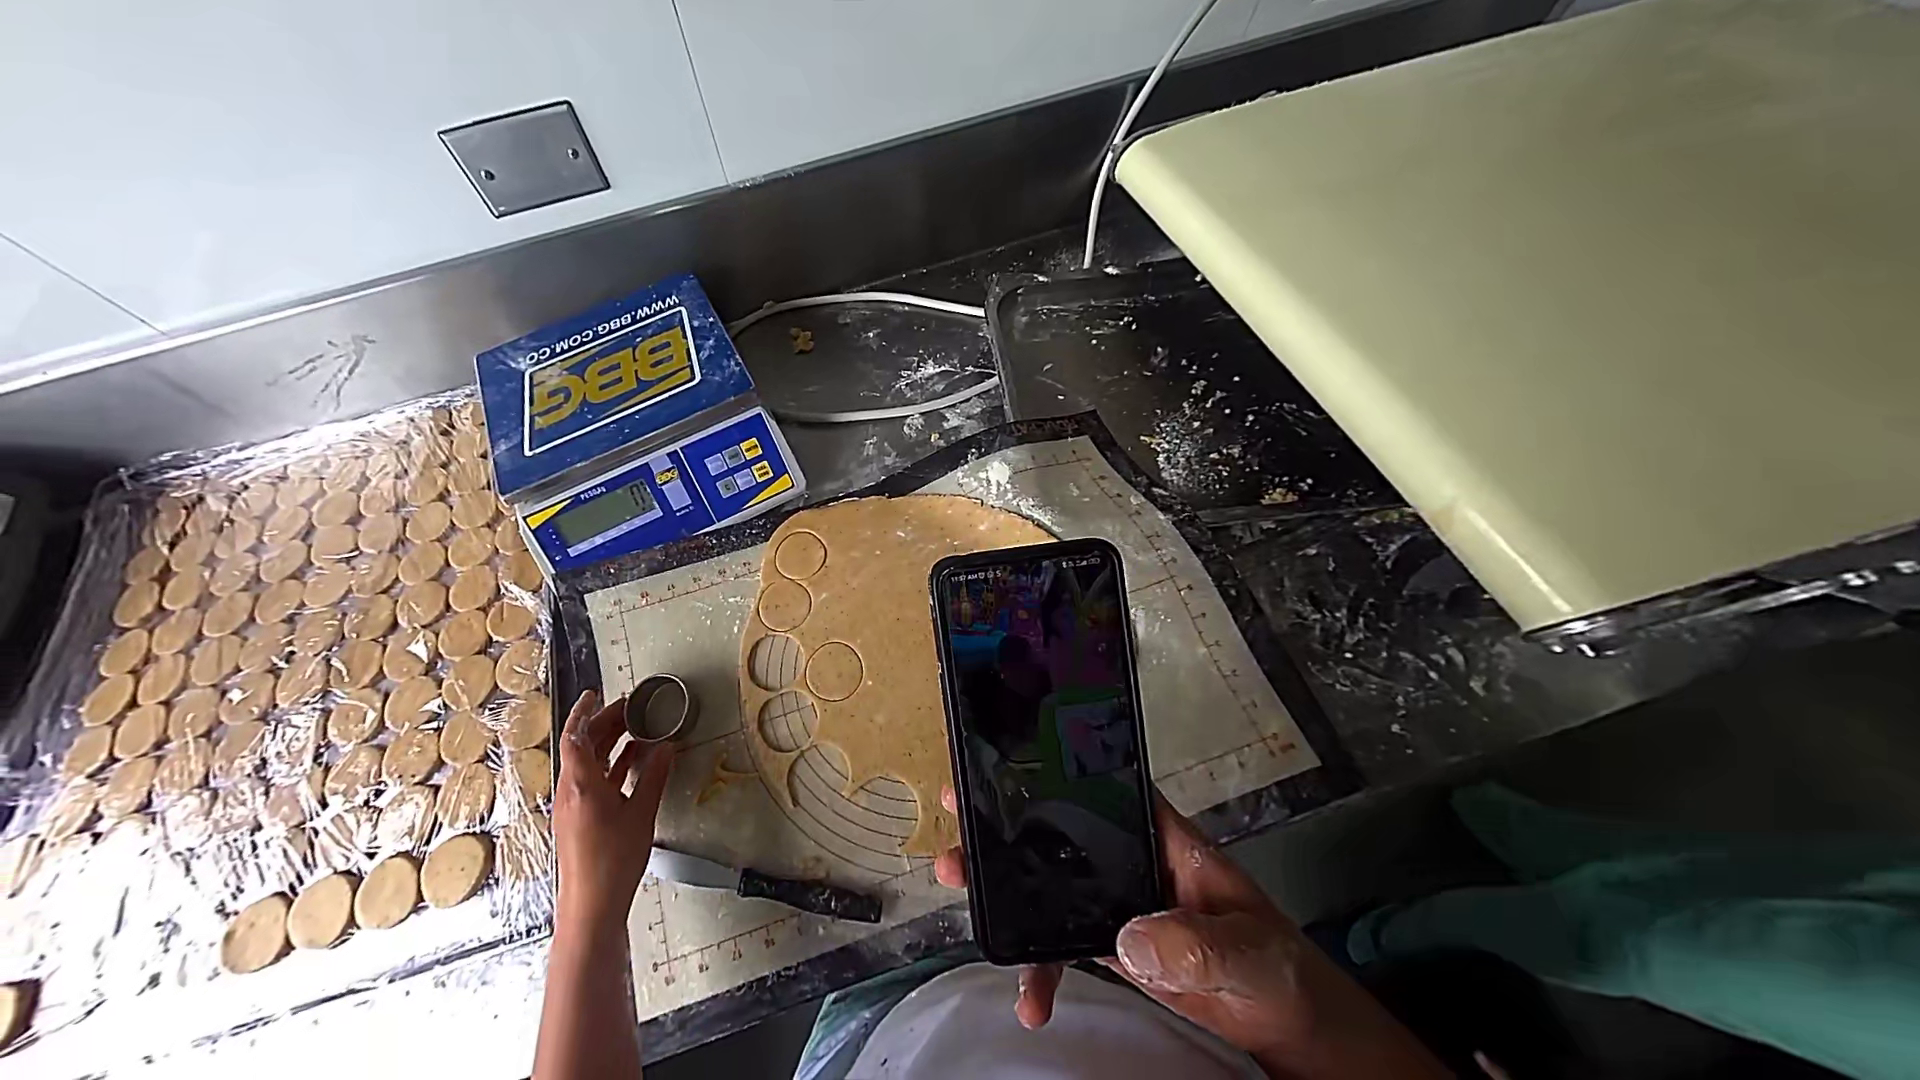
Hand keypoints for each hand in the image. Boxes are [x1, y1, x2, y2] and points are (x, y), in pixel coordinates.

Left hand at [553, 690, 675, 924]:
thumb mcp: (641, 813)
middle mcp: (571, 792)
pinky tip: (635, 763)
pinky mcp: (580, 820)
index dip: (584, 712)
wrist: (591, 906)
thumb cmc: (613, 861)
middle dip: (606, 724)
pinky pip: (594, 781)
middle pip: (584, 747)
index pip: (575, 737)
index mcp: (581, 785)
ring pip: (589, 764)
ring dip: (611, 744)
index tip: (596, 694)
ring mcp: (574, 807)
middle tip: (631, 708)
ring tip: (637, 729)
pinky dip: (613, 765)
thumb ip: (654, 777)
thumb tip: (666, 749)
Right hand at [934, 788, 1447, 1078]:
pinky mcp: (1111, 939)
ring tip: (959, 885)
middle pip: (1058, 829)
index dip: (1050, 768)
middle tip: (957, 812)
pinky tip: (1030, 998)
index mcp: (1157, 834)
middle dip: (1005, 821)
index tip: (999, 762)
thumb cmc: (1277, 968)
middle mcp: (1128, 856)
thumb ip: (1197, 942)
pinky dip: (1040, 965)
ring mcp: (1117, 898)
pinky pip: (1061, 940)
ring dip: (1006, 886)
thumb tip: (1129, 936)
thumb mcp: (1245, 949)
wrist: (1285, 1026)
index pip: (1100, 786)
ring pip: (1049, 881)